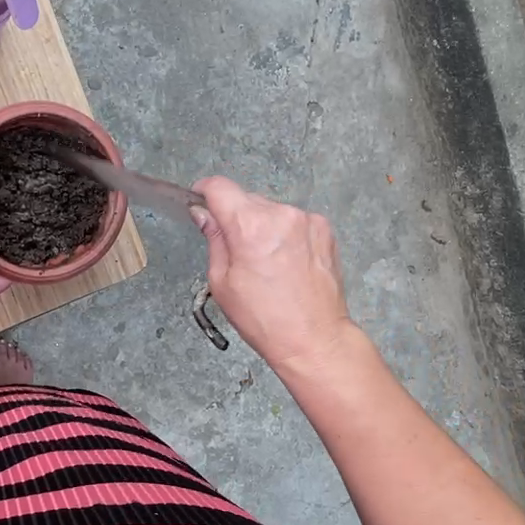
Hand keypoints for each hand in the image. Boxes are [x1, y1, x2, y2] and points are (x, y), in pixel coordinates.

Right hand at [190, 176, 361, 371]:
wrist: (313, 338)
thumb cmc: (265, 318)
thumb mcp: (222, 282)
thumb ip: (214, 239)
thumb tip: (204, 215)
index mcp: (250, 227)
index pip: (220, 187)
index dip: (204, 192)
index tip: (200, 199)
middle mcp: (281, 215)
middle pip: (246, 199)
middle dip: (235, 218)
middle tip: (235, 251)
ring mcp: (307, 220)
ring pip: (271, 211)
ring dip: (262, 227)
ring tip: (265, 263)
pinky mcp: (324, 230)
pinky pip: (294, 221)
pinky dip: (285, 234)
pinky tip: (285, 263)